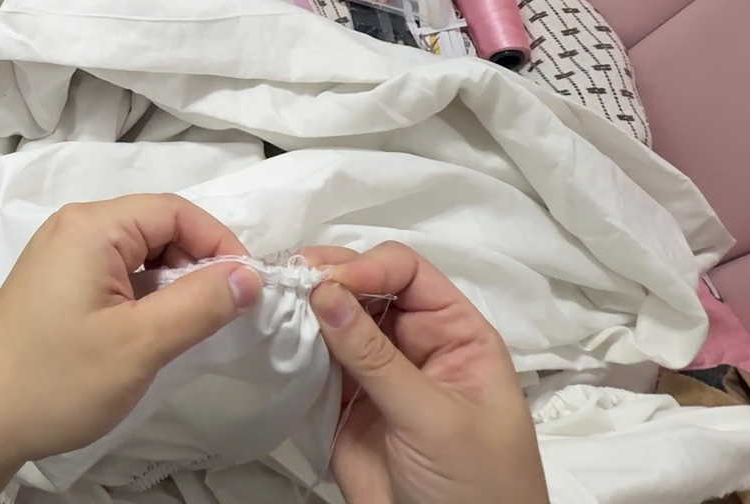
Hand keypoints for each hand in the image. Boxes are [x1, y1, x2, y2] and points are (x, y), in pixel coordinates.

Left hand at [0, 194, 260, 503]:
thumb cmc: (57, 378)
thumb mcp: (140, 344)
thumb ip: (199, 303)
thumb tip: (249, 273)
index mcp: (92, 225)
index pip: (173, 210)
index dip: (219, 242)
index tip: (250, 287)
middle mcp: (74, 225)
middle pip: (154, 224)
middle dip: (197, 260)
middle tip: (224, 311)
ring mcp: (61, 251)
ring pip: (136, 248)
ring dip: (171, 278)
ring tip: (190, 323)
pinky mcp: (56, 278)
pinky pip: (114, 268)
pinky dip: (144, 290)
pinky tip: (153, 327)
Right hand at [301, 242, 547, 503]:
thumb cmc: (474, 489)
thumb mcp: (434, 421)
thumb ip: (375, 356)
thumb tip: (322, 290)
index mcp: (454, 333)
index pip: (407, 272)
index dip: (368, 268)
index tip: (327, 283)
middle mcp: (412, 338)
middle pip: (364, 282)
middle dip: (328, 276)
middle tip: (290, 282)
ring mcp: (374, 364)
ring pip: (333, 311)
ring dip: (304, 303)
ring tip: (275, 301)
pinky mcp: (342, 390)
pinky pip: (314, 349)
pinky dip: (293, 336)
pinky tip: (276, 330)